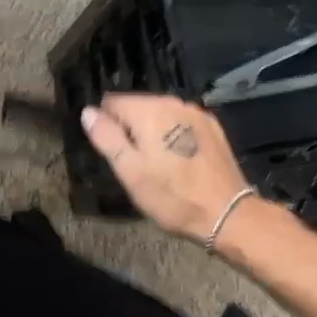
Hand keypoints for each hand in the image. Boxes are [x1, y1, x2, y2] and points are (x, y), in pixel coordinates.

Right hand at [80, 94, 254, 242]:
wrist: (228, 215)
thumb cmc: (173, 197)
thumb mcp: (130, 172)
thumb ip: (106, 137)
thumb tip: (88, 111)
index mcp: (148, 110)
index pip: (112, 102)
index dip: (108, 126)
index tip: (117, 153)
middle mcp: (171, 101)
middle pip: (137, 105)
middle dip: (131, 127)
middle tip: (137, 163)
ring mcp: (194, 112)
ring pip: (160, 112)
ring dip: (153, 130)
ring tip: (159, 162)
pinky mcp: (211, 125)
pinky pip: (181, 121)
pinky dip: (175, 133)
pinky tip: (181, 158)